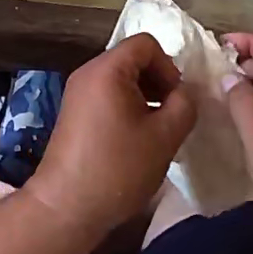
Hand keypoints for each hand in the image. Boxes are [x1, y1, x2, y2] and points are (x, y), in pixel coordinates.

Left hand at [25, 34, 195, 240]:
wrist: (64, 209)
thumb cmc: (117, 168)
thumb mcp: (165, 136)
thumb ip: (185, 104)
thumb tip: (188, 91)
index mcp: (108, 70)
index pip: (146, 44)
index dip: (168, 66)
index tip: (175, 99)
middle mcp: (88, 73)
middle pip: (133, 58)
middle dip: (158, 81)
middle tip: (171, 113)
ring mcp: (77, 92)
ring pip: (122, 77)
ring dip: (145, 95)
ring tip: (156, 128)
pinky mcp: (73, 112)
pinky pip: (108, 94)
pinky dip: (127, 106)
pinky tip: (135, 138)